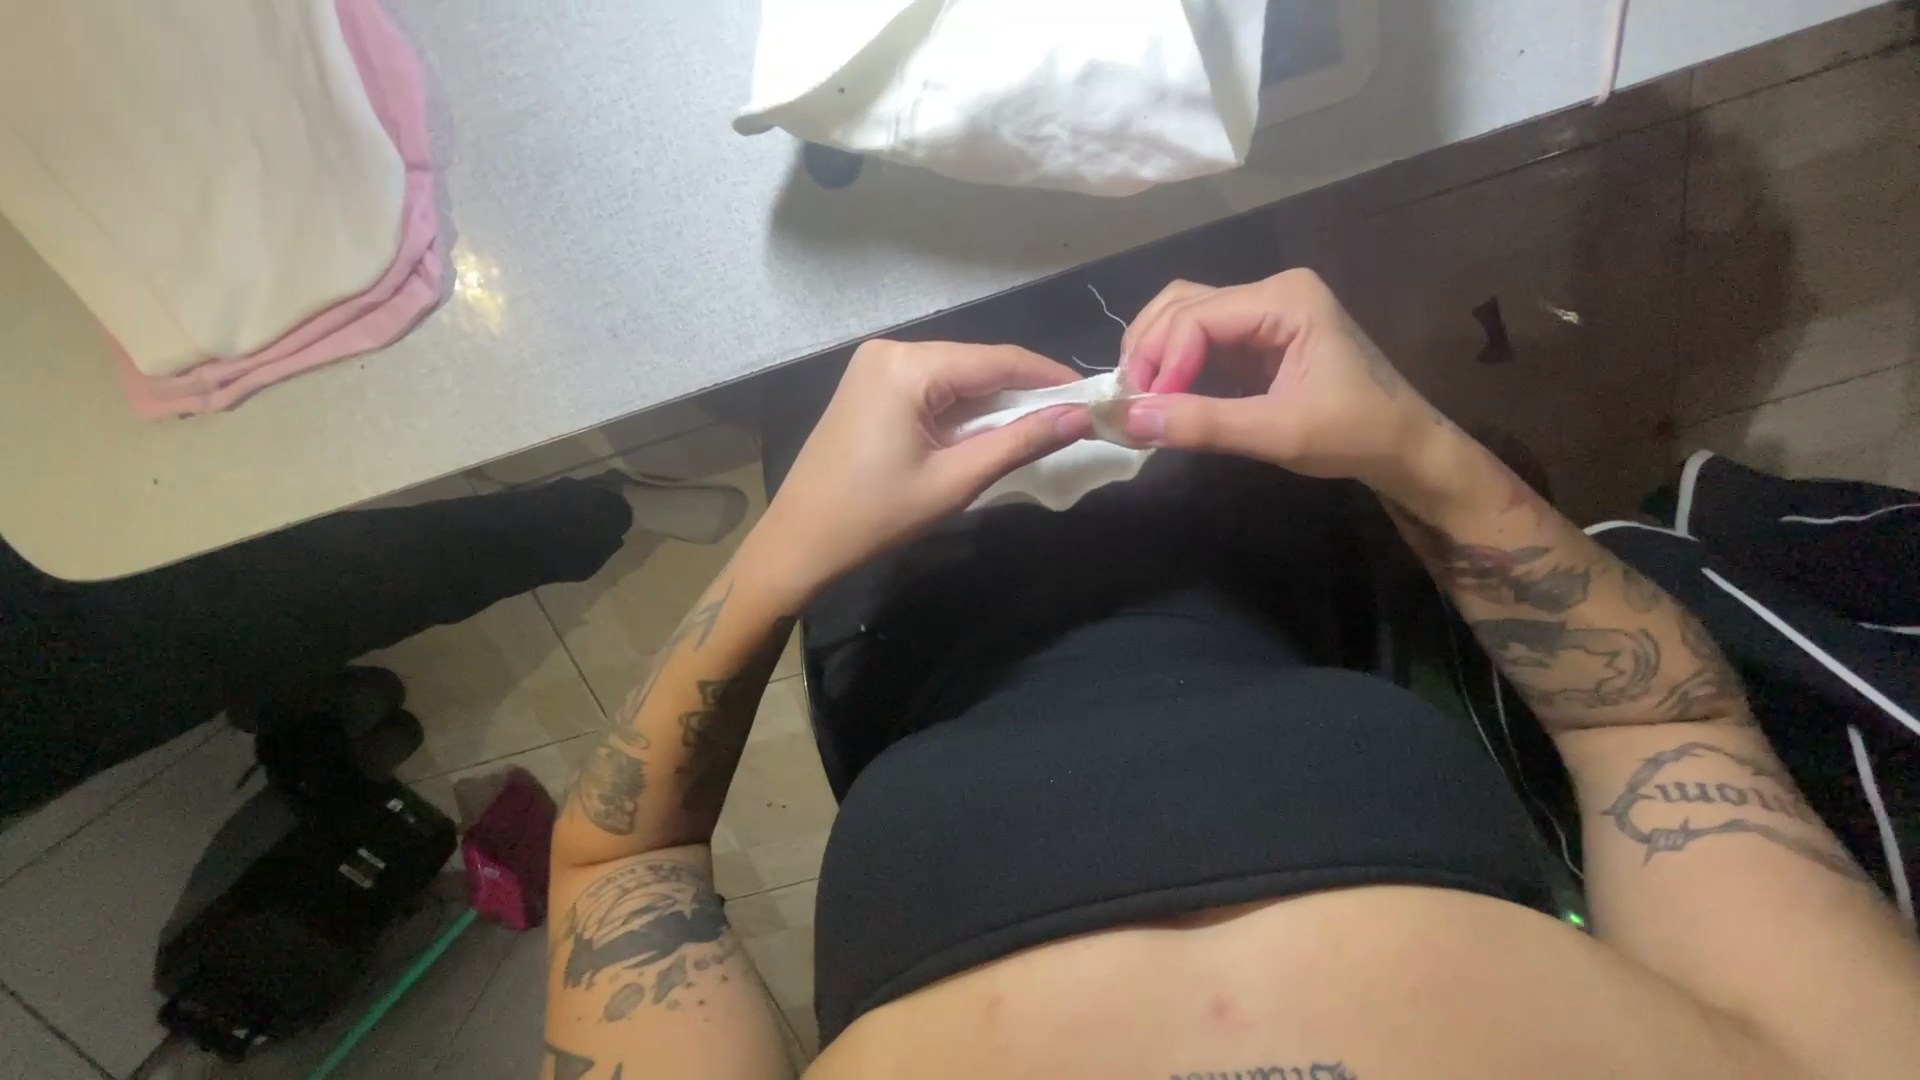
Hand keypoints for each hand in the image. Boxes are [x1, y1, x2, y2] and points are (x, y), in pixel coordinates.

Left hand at [751, 340, 1090, 598]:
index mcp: (907, 366)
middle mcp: (890, 351)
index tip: (1091, 396)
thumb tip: (1079, 417)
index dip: (1048, 377)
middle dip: (1021, 393)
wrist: (800, 541)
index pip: (997, 360)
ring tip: (1034, 430)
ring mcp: (874, 367)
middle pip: (975, 365)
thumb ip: (1020, 443)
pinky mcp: (868, 387)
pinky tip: (983, 433)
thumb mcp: (955, 481)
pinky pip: (930, 389)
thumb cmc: (876, 516)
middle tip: (1067, 419)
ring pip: (955, 378)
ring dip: (992, 404)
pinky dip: (961, 410)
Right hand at [1115, 270, 1445, 492]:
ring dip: (1154, 354)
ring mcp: (1262, 312)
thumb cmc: (1353, 434)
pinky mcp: (1255, 338)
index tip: (1146, 410)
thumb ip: (1203, 423)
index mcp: (1286, 299)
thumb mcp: (1276, 432)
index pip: (1197, 317)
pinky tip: (1163, 394)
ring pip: (1183, 316)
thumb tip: (1129, 419)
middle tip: (1130, 401)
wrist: (1402, 447)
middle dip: (1148, 352)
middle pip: (1181, 305)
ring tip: (1141, 397)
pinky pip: (1198, 339)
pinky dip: (1172, 364)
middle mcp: (1270, 293)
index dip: (1162, 361)